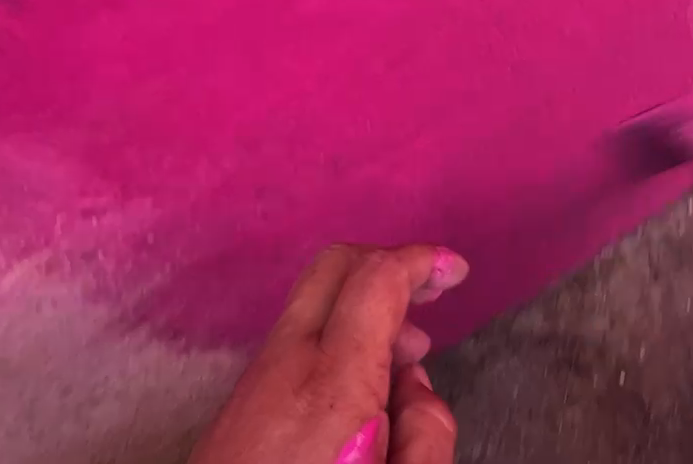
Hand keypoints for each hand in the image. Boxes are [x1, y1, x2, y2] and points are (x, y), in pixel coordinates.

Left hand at [189, 244, 468, 463]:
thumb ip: (426, 433)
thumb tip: (412, 389)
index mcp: (330, 384)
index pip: (377, 276)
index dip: (424, 259)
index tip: (457, 273)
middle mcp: (284, 367)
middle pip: (335, 265)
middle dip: (390, 261)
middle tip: (431, 291)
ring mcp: (251, 386)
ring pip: (314, 304)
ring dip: (366, 308)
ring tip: (404, 361)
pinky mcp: (236, 412)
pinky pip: (297, 344)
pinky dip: (338, 341)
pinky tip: (359, 397)